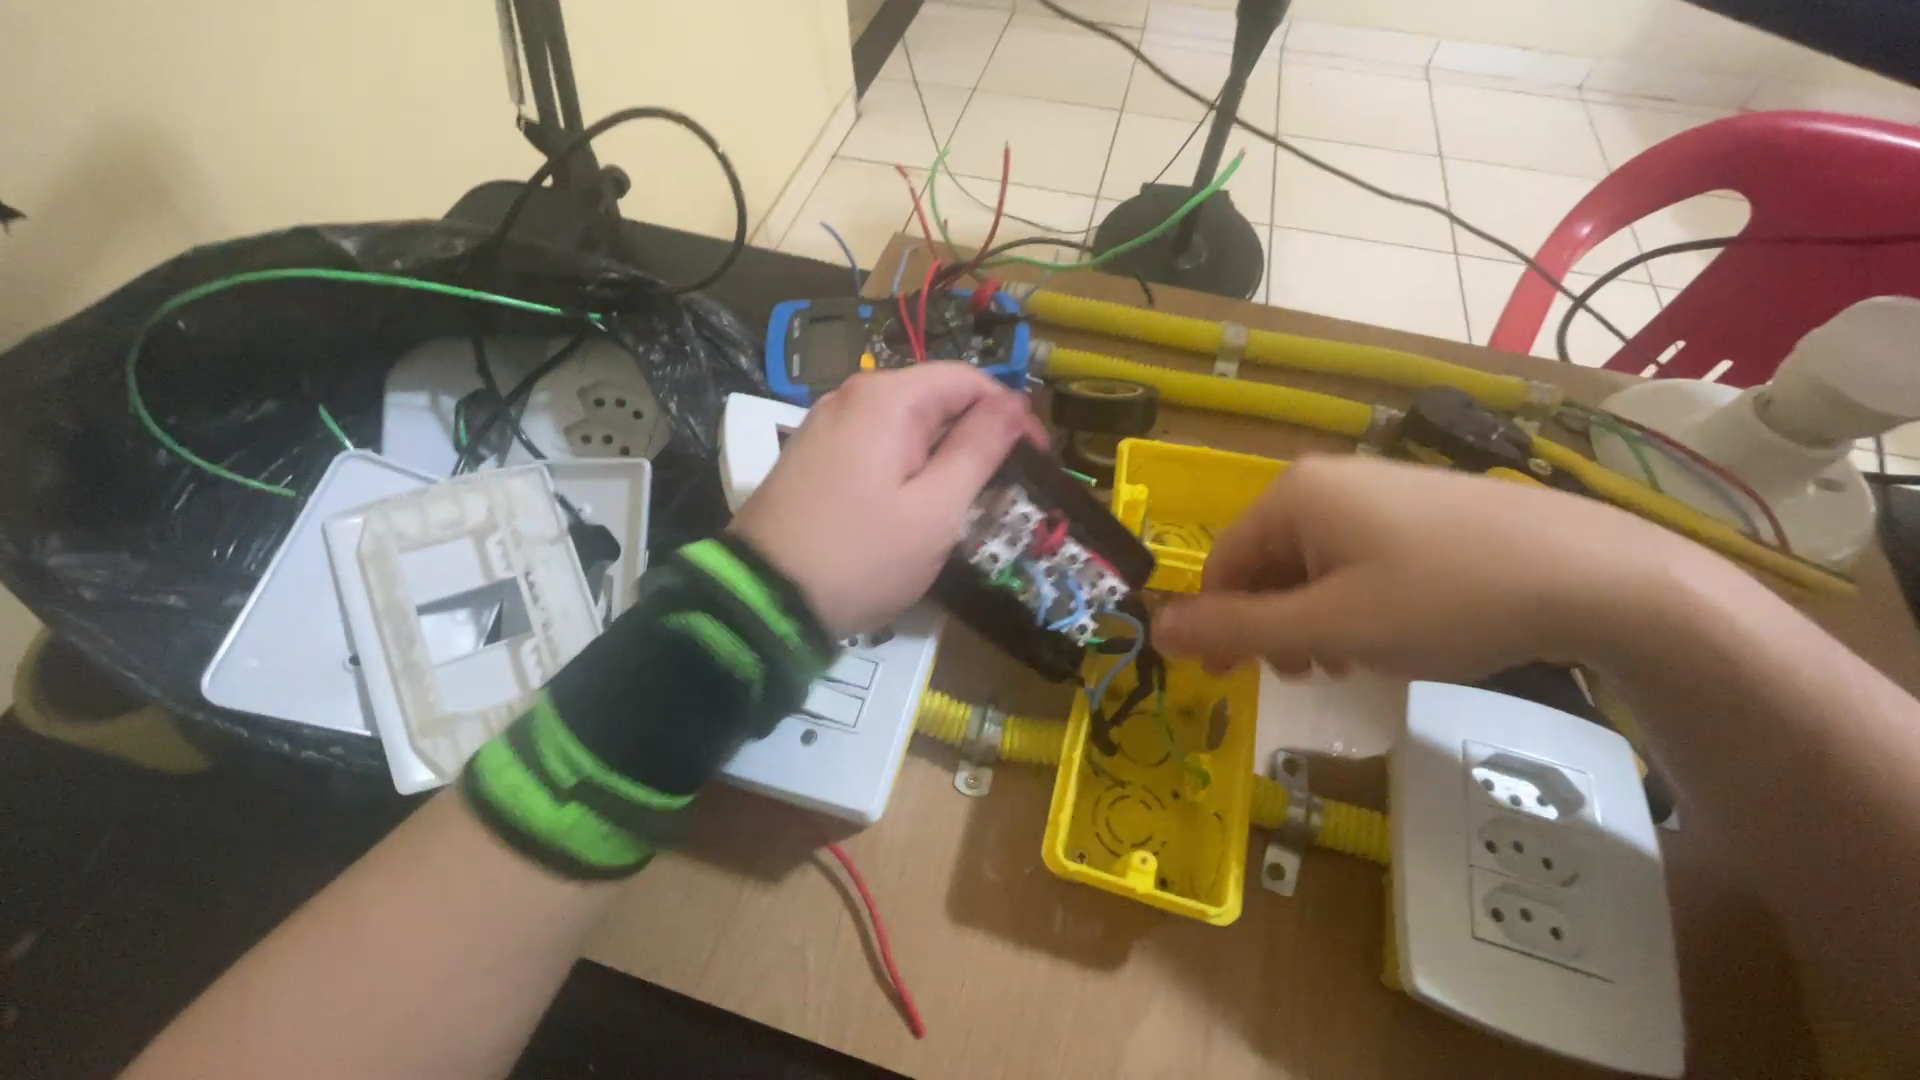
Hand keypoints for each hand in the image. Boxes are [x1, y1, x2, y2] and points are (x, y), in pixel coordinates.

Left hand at [729, 364, 1044, 637]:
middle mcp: (854, 396)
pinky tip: (919, 505)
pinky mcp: (814, 455)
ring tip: (970, 503)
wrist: (764, 601)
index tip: (1040, 458)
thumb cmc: (860, 558)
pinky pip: (877, 445)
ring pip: (907, 425)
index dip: (1012, 414)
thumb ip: (978, 450)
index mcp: (888, 399)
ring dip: (945, 455)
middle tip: (1008, 489)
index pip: (970, 380)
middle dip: (979, 437)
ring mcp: (827, 425)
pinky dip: (909, 466)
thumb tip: (1015, 403)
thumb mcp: (934, 510)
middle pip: (936, 399)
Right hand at [1153, 455, 1731, 681]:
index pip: (1221, 563)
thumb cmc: (1445, 599)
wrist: (1596, 575)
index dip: (1220, 625)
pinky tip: (1391, 631)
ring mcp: (1377, 488)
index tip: (1238, 679)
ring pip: (1311, 564)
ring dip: (1313, 618)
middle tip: (1308, 675)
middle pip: (1265, 562)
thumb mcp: (1330, 628)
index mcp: (1292, 495)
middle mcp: (1326, 479)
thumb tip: (1155, 628)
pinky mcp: (1418, 507)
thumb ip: (1237, 630)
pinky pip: (1356, 556)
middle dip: (1273, 624)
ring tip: (1352, 660)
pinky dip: (1353, 600)